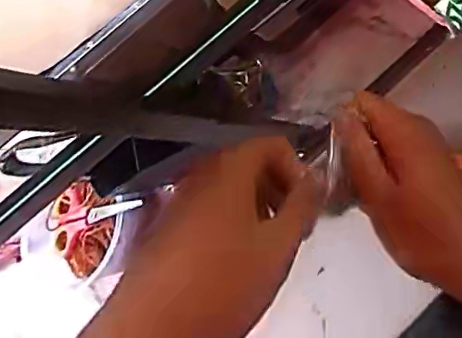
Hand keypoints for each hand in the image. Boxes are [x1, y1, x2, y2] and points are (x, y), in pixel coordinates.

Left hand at [85, 137, 317, 337]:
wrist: (146, 337)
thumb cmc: (214, 290)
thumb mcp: (278, 246)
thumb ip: (304, 205)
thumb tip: (315, 182)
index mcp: (230, 168)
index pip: (275, 144)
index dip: (298, 170)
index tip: (305, 203)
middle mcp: (199, 176)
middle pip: (250, 166)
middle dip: (276, 193)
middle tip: (289, 228)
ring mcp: (174, 204)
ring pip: (226, 193)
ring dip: (251, 213)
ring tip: (261, 253)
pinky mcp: (157, 235)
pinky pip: (202, 216)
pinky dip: (223, 229)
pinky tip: (227, 269)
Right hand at [338, 91, 461, 290]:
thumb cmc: (426, 233)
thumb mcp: (380, 197)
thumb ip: (359, 153)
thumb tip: (341, 116)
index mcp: (404, 128)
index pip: (363, 101)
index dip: (341, 120)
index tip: (327, 151)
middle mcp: (418, 127)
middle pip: (373, 119)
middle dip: (352, 144)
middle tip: (337, 181)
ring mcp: (427, 143)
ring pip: (384, 138)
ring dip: (367, 161)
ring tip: (354, 195)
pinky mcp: (432, 161)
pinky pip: (399, 152)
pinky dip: (384, 170)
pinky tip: (377, 201)